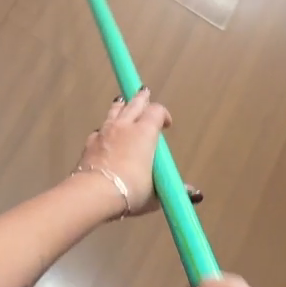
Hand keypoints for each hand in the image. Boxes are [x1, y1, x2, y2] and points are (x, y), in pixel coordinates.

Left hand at [74, 88, 170, 216]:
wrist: (95, 192)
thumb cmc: (132, 190)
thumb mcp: (156, 194)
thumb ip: (173, 188)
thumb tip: (195, 194)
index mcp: (144, 133)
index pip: (156, 111)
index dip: (162, 114)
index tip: (166, 124)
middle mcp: (125, 126)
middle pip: (134, 103)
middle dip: (141, 98)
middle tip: (144, 92)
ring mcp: (105, 130)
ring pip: (115, 110)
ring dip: (121, 106)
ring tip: (123, 101)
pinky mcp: (90, 141)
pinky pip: (101, 128)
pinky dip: (106, 128)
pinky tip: (105, 134)